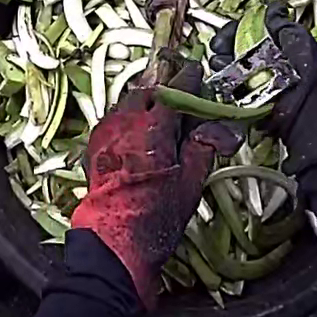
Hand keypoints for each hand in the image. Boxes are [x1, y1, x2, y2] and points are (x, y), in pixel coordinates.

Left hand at [70, 65, 239, 304]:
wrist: (113, 245)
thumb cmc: (155, 218)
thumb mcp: (190, 184)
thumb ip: (204, 148)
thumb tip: (221, 129)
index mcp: (153, 128)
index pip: (175, 90)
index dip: (189, 78)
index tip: (196, 71)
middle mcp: (126, 122)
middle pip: (148, 89)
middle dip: (165, 86)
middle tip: (181, 89)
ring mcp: (106, 132)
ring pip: (128, 101)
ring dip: (145, 99)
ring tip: (160, 107)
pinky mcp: (95, 146)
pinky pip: (113, 117)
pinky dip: (128, 115)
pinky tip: (137, 128)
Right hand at [216, 9, 316, 175]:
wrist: (307, 117)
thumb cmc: (309, 79)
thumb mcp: (302, 42)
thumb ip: (284, 24)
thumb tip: (272, 7)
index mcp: (279, 48)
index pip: (250, 31)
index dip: (238, 28)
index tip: (231, 29)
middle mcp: (265, 65)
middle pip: (234, 47)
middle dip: (225, 43)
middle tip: (221, 45)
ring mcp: (253, 84)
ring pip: (227, 65)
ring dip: (222, 60)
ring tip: (224, 60)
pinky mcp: (244, 102)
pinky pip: (226, 86)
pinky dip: (223, 79)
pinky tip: (224, 74)